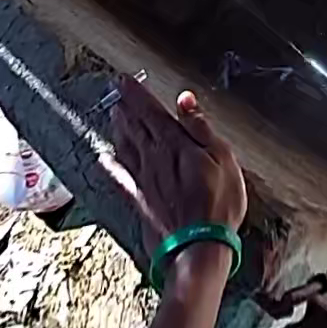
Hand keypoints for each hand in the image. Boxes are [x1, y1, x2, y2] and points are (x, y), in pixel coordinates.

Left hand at [110, 73, 248, 254]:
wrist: (198, 247)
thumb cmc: (217, 200)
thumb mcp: (221, 156)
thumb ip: (200, 127)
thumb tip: (185, 100)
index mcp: (175, 145)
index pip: (152, 113)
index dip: (138, 95)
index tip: (126, 80)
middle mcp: (154, 160)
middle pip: (136, 128)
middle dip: (126, 108)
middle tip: (116, 92)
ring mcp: (144, 181)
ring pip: (127, 148)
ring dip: (119, 129)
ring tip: (113, 115)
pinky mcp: (140, 201)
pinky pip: (121, 177)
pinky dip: (112, 165)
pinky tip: (105, 159)